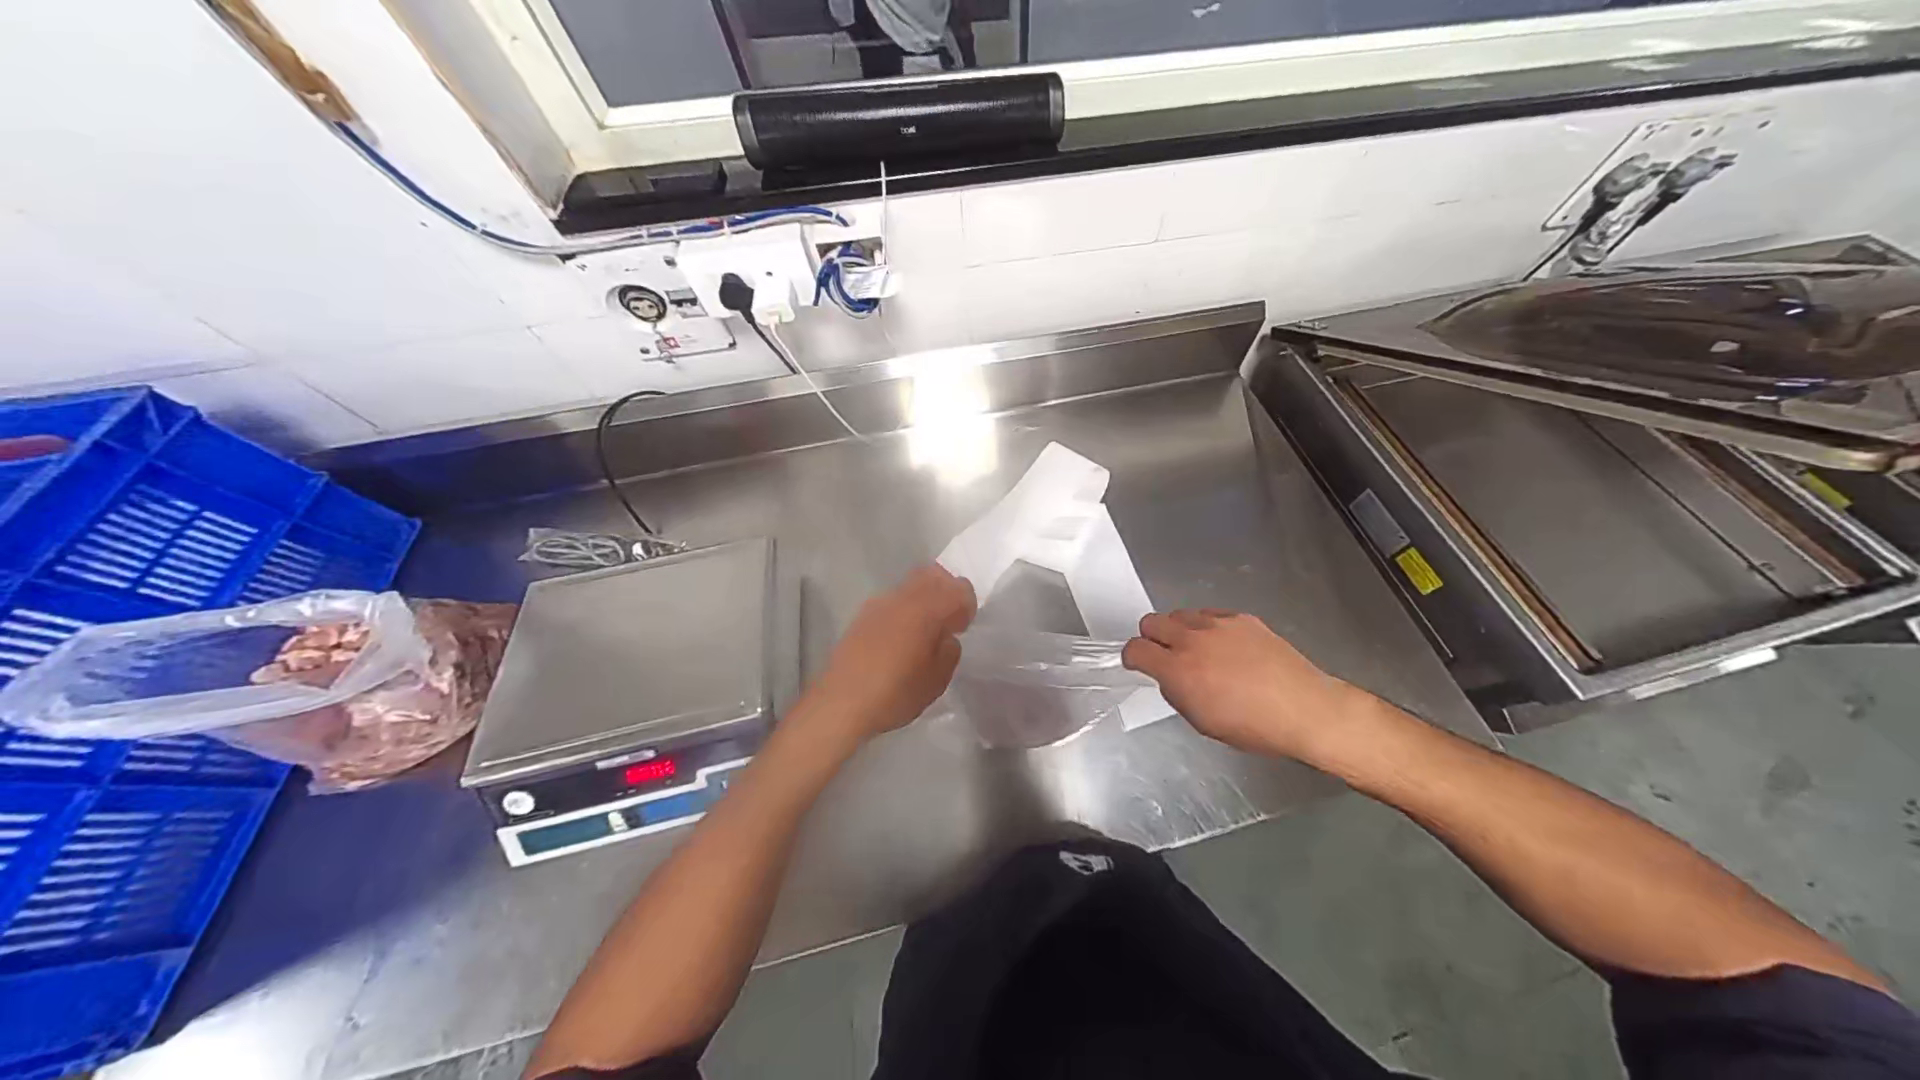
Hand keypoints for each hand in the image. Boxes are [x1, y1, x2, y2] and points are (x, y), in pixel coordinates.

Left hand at [796, 564, 976, 743]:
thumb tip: (946, 637)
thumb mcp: (937, 680)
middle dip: (946, 590)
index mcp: (926, 609)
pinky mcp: (862, 617)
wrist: (841, 703)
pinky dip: (905, 610)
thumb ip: (949, 651)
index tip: (964, 627)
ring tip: (925, 631)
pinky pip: (892, 601)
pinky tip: (902, 638)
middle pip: (931, 575)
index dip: (967, 605)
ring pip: (909, 586)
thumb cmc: (895, 693)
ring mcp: (878, 605)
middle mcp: (902, 598)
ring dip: (924, 599)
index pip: (958, 589)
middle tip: (950, 619)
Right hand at [1122, 609, 1374, 762]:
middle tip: (1163, 654)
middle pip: (1152, 622)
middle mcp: (1193, 641)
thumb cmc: (1254, 727)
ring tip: (1196, 649)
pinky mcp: (1242, 618)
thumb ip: (1176, 692)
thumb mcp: (1202, 722)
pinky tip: (1222, 645)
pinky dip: (1207, 626)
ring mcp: (1219, 625)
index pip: (1136, 649)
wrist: (1305, 710)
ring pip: (1180, 614)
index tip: (1137, 663)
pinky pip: (1210, 614)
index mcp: (1178, 671)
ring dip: (1178, 630)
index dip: (1132, 656)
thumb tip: (1170, 677)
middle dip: (1151, 638)